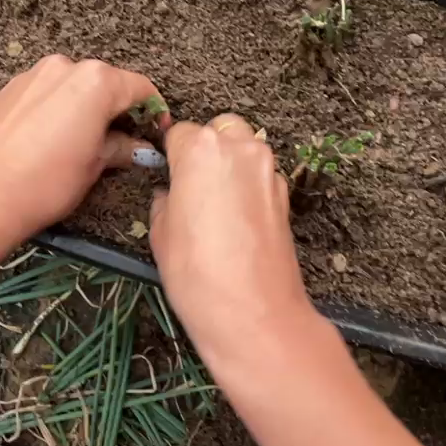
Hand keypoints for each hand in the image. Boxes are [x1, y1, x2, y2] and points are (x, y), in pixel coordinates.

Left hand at [0, 55, 163, 236]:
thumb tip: (138, 147)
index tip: (157, 130)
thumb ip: (120, 147)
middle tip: (121, 140)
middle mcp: (65, 67)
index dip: (154, 109)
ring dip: (84, 106)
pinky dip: (56, 107)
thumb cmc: (47, 181)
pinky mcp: (10, 88)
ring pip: (72, 85)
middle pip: (105, 82)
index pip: (139, 87)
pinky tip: (50, 137)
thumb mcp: (95, 166)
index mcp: (96, 81)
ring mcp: (33, 74)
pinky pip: (45, 92)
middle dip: (116, 108)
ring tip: (82, 140)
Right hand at [150, 114, 316, 354]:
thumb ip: (165, 200)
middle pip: (219, 130)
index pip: (178, 132)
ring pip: (245, 148)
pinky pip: (261, 175)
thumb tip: (170, 194)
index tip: (167, 176)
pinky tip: (236, 219)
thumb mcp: (161, 233)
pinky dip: (248, 186)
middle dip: (205, 149)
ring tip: (215, 203)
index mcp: (200, 149)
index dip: (170, 155)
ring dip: (230, 164)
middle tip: (191, 185)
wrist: (255, 314)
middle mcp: (239, 148)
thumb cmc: (198, 273)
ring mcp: (267, 170)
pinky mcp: (285, 195)